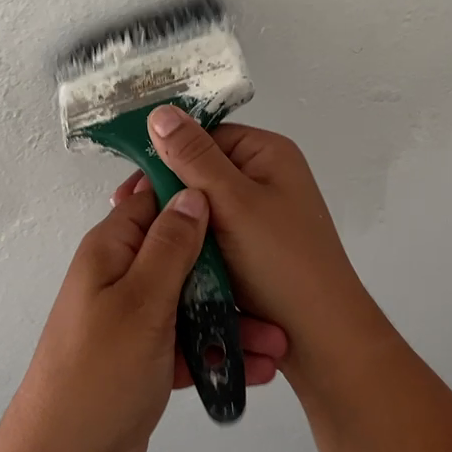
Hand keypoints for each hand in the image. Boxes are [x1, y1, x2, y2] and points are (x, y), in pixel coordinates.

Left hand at [0, 177, 287, 451]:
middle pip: (182, 254)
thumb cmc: (98, 375)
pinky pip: (189, 344)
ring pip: (191, 302)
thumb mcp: (141, 301)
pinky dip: (218, 353)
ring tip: (278, 340)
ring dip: (232, 318)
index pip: (153, 201)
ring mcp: (134, 321)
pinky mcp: (146, 360)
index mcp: (111, 250)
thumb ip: (170, 246)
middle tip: (270, 284)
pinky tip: (258, 368)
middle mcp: (121, 278)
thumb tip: (191, 192)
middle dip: (227, 270)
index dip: (194, 195)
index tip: (240, 201)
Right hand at [145, 106, 387, 387]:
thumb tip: (160, 111)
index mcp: (268, 153)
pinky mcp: (254, 247)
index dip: (167, 156)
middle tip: (130, 214)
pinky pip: (213, 233)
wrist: (321, 340)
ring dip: (177, 221)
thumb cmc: (280, 262)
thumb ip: (193, 157)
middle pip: (202, 170)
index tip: (132, 187)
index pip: (205, 137)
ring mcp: (261, 214)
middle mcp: (267, 177)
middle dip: (168, 191)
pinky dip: (191, 242)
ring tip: (144, 239)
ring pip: (204, 206)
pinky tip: (168, 257)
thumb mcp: (232, 202)